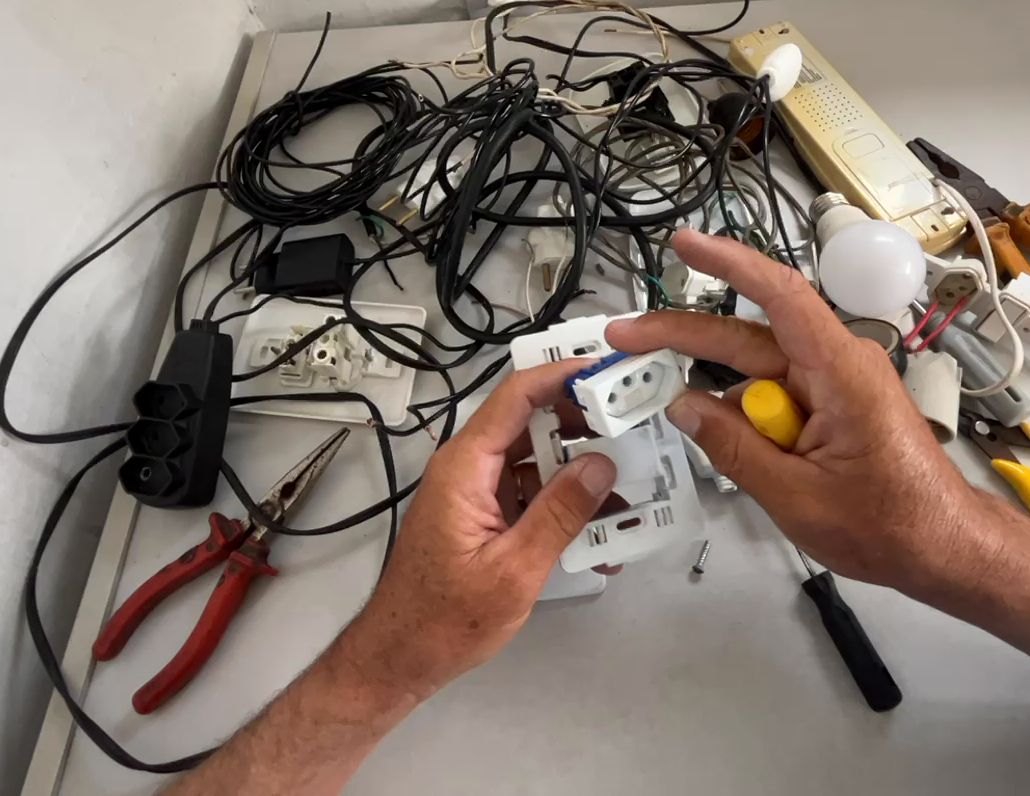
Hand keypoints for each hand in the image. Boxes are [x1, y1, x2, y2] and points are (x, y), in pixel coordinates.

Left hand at [339, 361, 617, 697]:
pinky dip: (562, 503)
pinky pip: (529, 491)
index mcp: (466, 466)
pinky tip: (598, 531)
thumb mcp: (513, 570)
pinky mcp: (484, 513)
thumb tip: (601, 465)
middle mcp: (468, 467)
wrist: (400, 658)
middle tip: (629, 429)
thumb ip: (559, 513)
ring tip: (625, 487)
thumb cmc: (445, 619)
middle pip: (529, 423)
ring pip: (534, 459)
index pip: (515, 397)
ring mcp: (476, 489)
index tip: (603, 371)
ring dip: (577, 471)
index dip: (559, 376)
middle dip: (580, 423)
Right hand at [606, 229, 1001, 595]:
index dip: (728, 263)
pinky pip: (769, 394)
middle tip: (623, 338)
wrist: (948, 550)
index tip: (683, 243)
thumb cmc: (889, 526)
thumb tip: (680, 406)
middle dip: (681, 334)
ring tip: (669, 402)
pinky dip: (740, 414)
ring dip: (712, 388)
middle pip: (745, 336)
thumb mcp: (798, 497)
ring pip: (753, 370)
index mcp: (838, 370)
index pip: (779, 295)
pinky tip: (731, 444)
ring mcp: (829, 382)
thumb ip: (734, 448)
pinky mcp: (826, 402)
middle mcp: (831, 362)